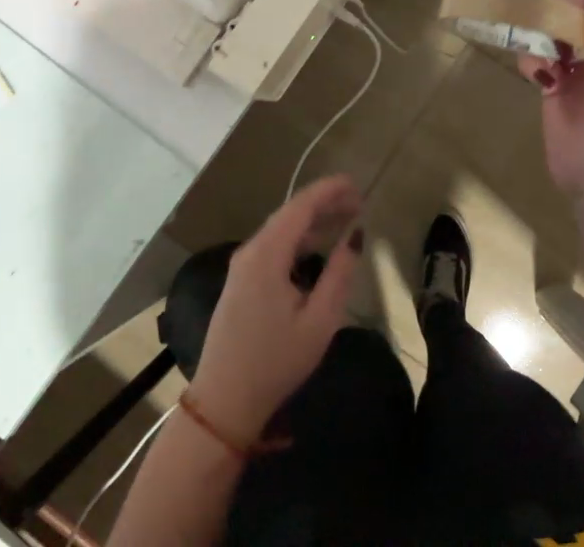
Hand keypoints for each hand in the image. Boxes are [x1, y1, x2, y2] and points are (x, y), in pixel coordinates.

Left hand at [191, 175, 362, 440]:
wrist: (225, 400)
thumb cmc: (276, 362)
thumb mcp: (319, 321)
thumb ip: (339, 274)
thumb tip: (355, 236)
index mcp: (267, 255)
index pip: (300, 207)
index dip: (329, 191)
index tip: (357, 183)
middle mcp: (250, 253)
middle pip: (289, 215)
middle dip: (324, 203)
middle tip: (359, 201)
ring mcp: (241, 268)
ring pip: (281, 231)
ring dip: (312, 221)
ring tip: (346, 217)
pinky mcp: (241, 283)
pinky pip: (273, 247)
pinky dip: (299, 239)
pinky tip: (318, 245)